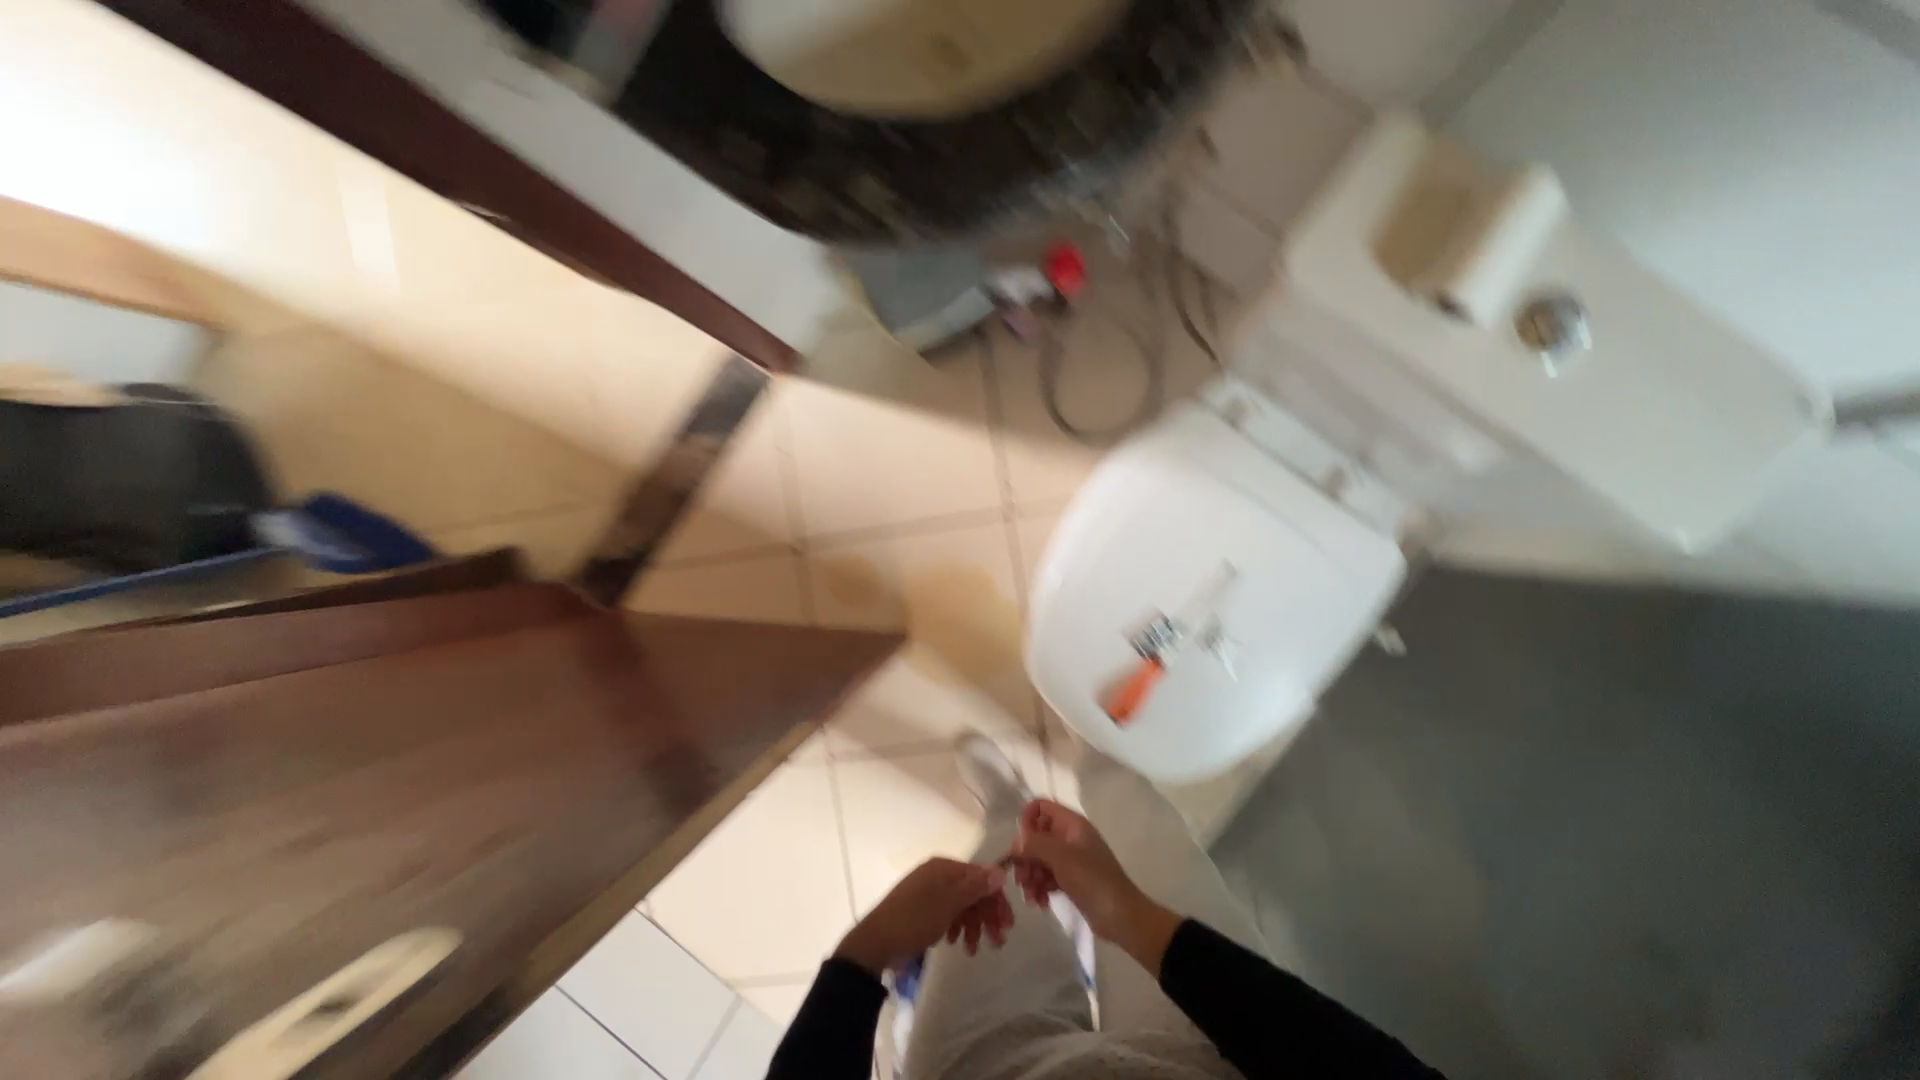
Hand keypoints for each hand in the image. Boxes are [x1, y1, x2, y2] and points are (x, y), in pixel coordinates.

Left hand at [834, 858, 1011, 975]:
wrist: (874, 944)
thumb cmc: (913, 921)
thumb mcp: (947, 904)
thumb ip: (974, 887)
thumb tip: (1000, 871)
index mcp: (943, 867)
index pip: (980, 877)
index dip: (996, 900)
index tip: (1007, 925)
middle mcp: (937, 875)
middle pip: (972, 892)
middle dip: (986, 916)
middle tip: (997, 942)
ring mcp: (927, 892)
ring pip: (961, 905)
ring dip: (972, 926)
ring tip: (973, 950)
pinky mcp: (921, 910)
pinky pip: (947, 914)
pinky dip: (956, 927)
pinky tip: (955, 943)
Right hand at [1010, 799, 1182, 974]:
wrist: (1120, 916)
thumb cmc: (1092, 880)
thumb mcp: (1061, 857)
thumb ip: (1035, 843)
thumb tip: (1016, 842)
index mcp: (1072, 824)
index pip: (1041, 807)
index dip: (1027, 821)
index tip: (1021, 845)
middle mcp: (1070, 837)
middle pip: (1037, 836)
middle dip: (1026, 857)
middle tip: (1022, 879)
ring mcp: (1071, 860)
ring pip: (1040, 859)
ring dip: (1031, 876)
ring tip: (1031, 896)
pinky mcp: (1071, 880)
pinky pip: (1047, 877)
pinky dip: (1040, 887)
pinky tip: (1040, 903)